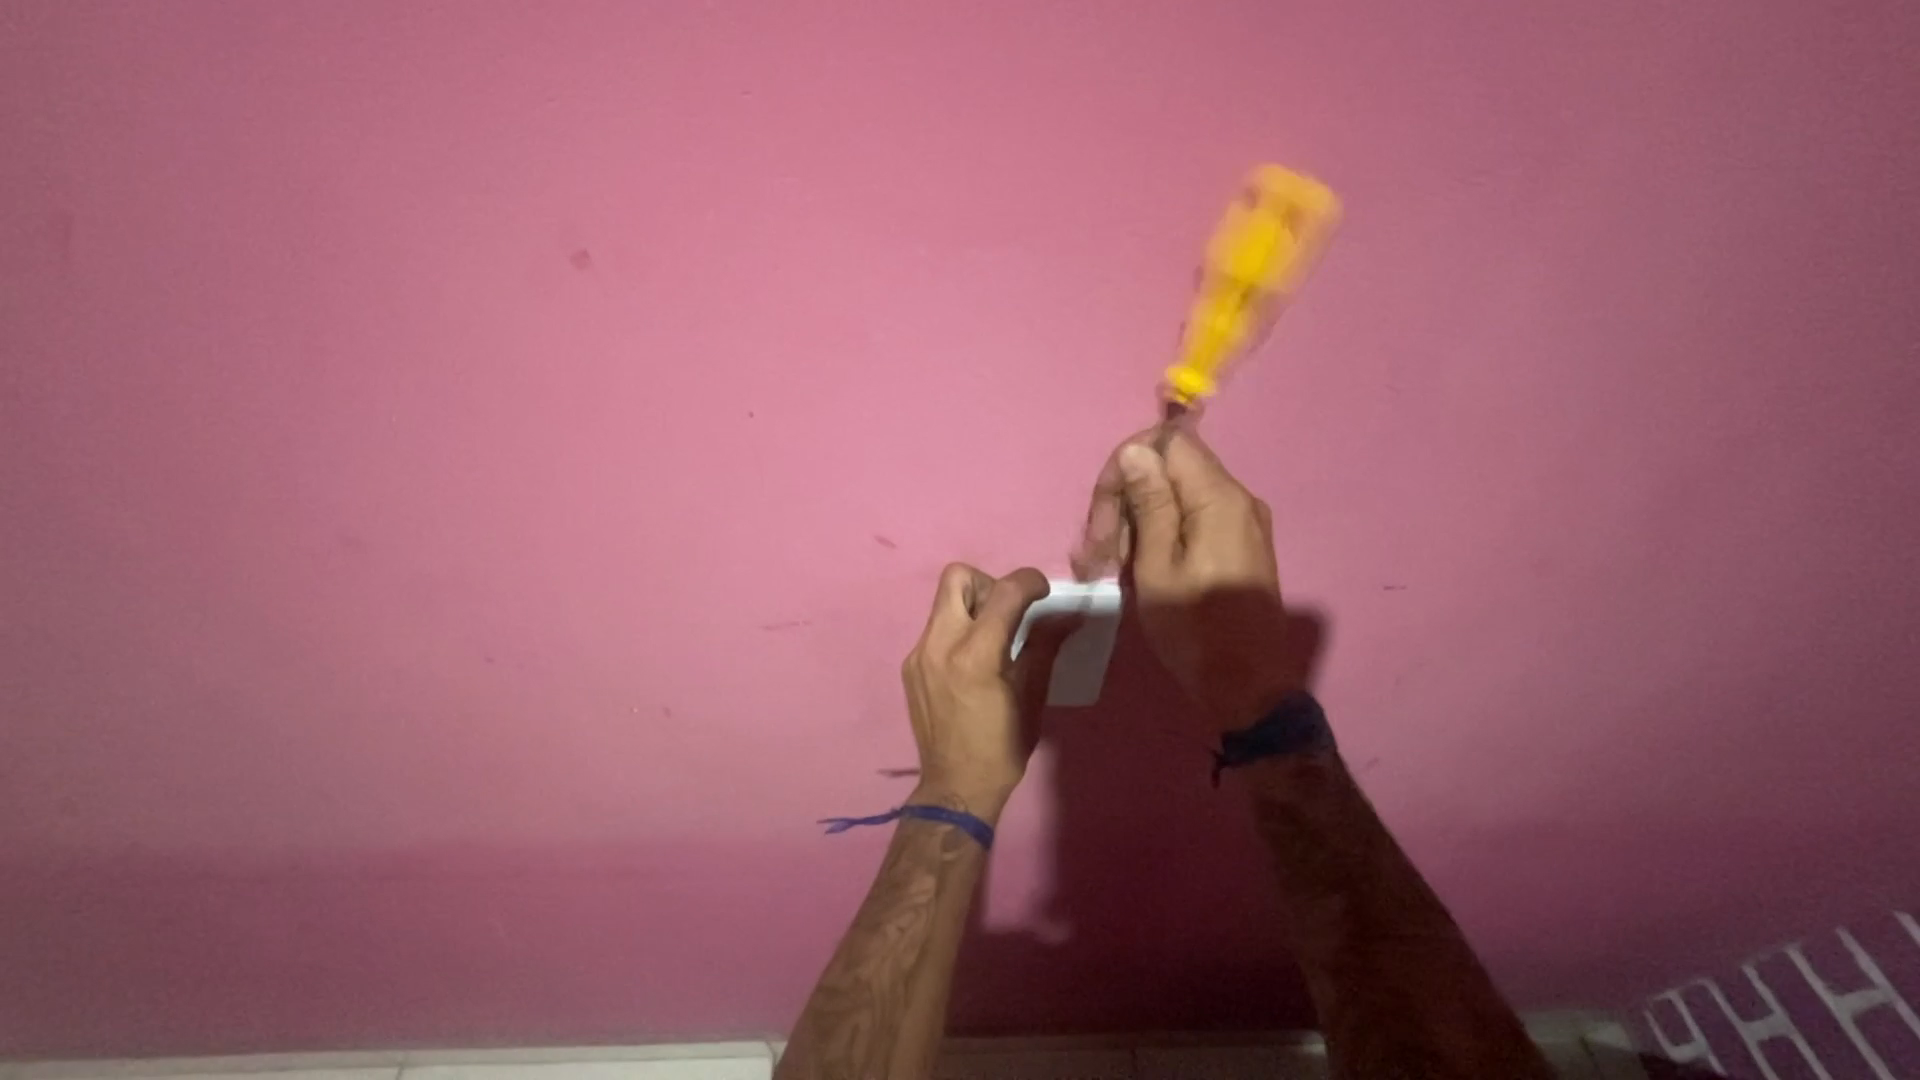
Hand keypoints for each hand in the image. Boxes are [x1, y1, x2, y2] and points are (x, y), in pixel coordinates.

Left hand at [901, 564, 1072, 820]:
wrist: (954, 787)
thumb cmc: (1002, 747)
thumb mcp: (1032, 696)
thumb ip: (1044, 646)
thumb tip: (1065, 615)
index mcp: (975, 654)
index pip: (1003, 591)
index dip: (1029, 581)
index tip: (1042, 592)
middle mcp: (939, 644)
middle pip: (957, 577)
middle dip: (988, 584)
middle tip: (1008, 612)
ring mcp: (918, 654)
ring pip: (943, 602)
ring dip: (972, 607)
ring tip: (992, 638)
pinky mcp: (910, 666)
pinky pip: (935, 629)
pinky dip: (957, 631)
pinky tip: (971, 663)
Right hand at [1076, 429, 1300, 731]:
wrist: (1248, 686)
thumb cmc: (1195, 631)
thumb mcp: (1157, 567)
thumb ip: (1149, 504)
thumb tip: (1135, 450)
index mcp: (1218, 498)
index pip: (1168, 442)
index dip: (1127, 465)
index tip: (1104, 512)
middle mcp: (1237, 498)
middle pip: (1170, 468)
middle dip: (1127, 499)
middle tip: (1098, 551)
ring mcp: (1241, 522)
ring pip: (1177, 496)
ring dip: (1137, 522)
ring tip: (1110, 567)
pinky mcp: (1238, 544)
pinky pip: (1192, 519)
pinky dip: (1159, 534)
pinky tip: (1135, 567)